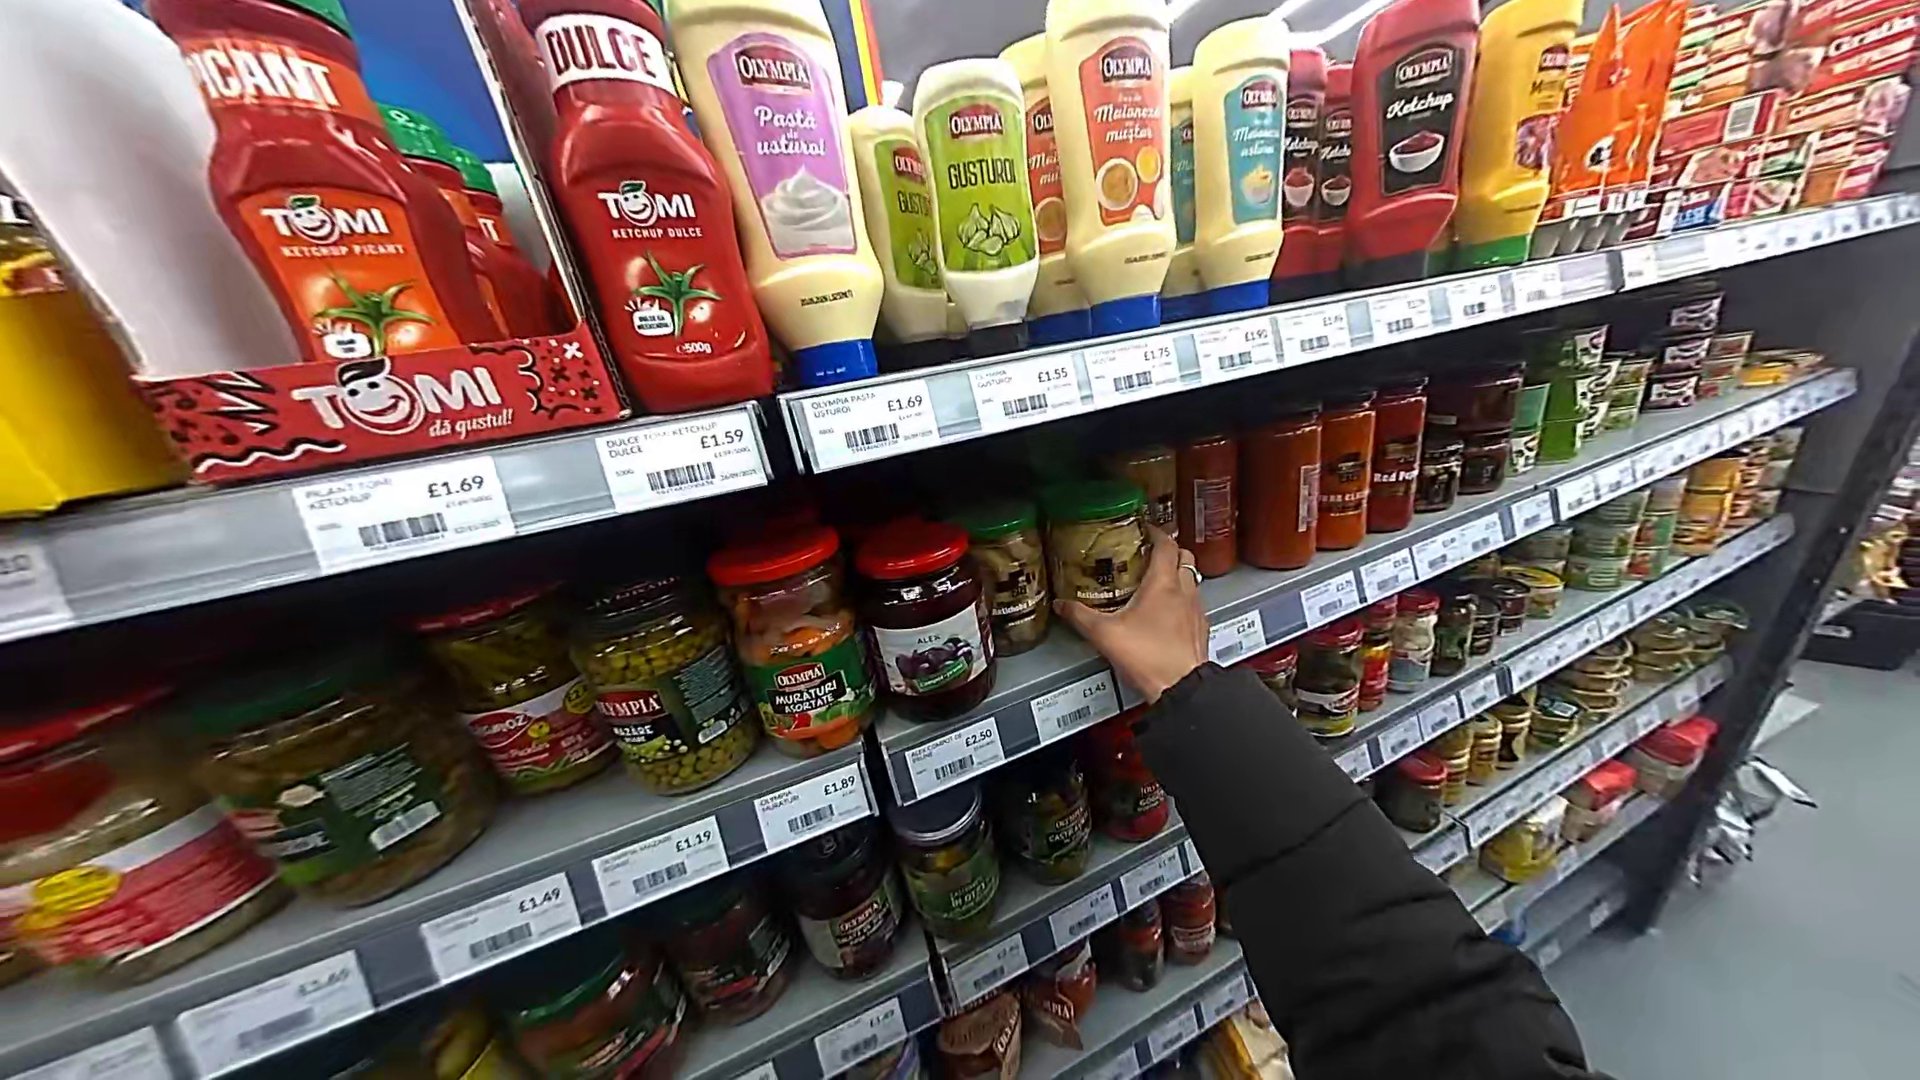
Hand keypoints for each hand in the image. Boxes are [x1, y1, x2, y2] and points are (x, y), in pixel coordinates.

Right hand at [1053, 526, 1208, 703]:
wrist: (1182, 687)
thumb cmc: (1148, 657)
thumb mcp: (1104, 634)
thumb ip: (1080, 616)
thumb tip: (1061, 604)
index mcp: (1162, 584)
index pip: (1166, 544)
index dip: (1155, 532)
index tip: (1143, 529)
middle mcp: (1184, 591)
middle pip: (1184, 556)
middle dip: (1168, 550)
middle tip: (1148, 553)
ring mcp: (1196, 609)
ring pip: (1192, 578)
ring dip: (1177, 573)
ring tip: (1155, 580)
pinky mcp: (1200, 628)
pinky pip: (1194, 603)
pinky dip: (1183, 598)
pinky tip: (1167, 611)